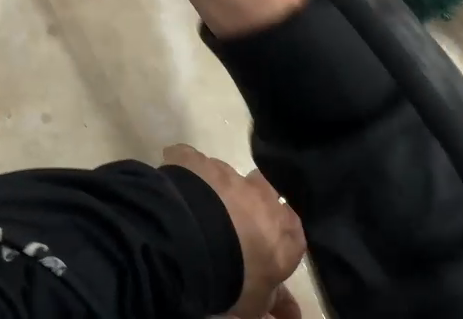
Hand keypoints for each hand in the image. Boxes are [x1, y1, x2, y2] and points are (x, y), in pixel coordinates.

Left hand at [162, 145, 304, 318]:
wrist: (190, 243)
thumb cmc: (234, 278)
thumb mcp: (257, 301)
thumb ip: (275, 302)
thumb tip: (290, 315)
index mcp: (284, 230)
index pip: (290, 226)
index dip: (274, 231)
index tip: (261, 242)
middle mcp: (260, 194)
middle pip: (262, 189)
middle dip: (250, 200)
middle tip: (231, 220)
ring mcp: (225, 172)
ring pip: (223, 175)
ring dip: (214, 188)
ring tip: (195, 209)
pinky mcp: (193, 159)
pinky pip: (188, 159)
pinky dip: (182, 170)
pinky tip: (172, 187)